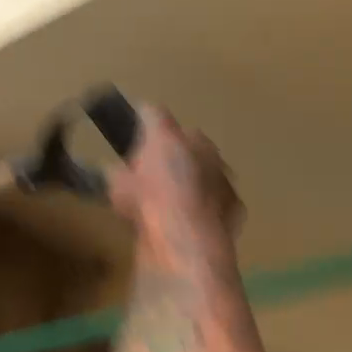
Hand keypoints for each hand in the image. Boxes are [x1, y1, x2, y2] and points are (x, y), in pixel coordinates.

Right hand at [108, 104, 241, 234]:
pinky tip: (190, 216)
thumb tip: (117, 169)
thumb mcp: (116, 187)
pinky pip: (216, 193)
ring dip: (194, 173)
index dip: (143, 116)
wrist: (185, 238)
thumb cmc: (144, 205)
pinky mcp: (234, 198)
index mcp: (167, 138)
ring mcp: (222, 172)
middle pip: (187, 136)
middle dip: (174, 147)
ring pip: (206, 165)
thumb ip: (118, 172)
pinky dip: (206, 200)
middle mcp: (200, 146)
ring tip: (175, 194)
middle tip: (156, 166)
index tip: (135, 121)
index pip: (153, 113)